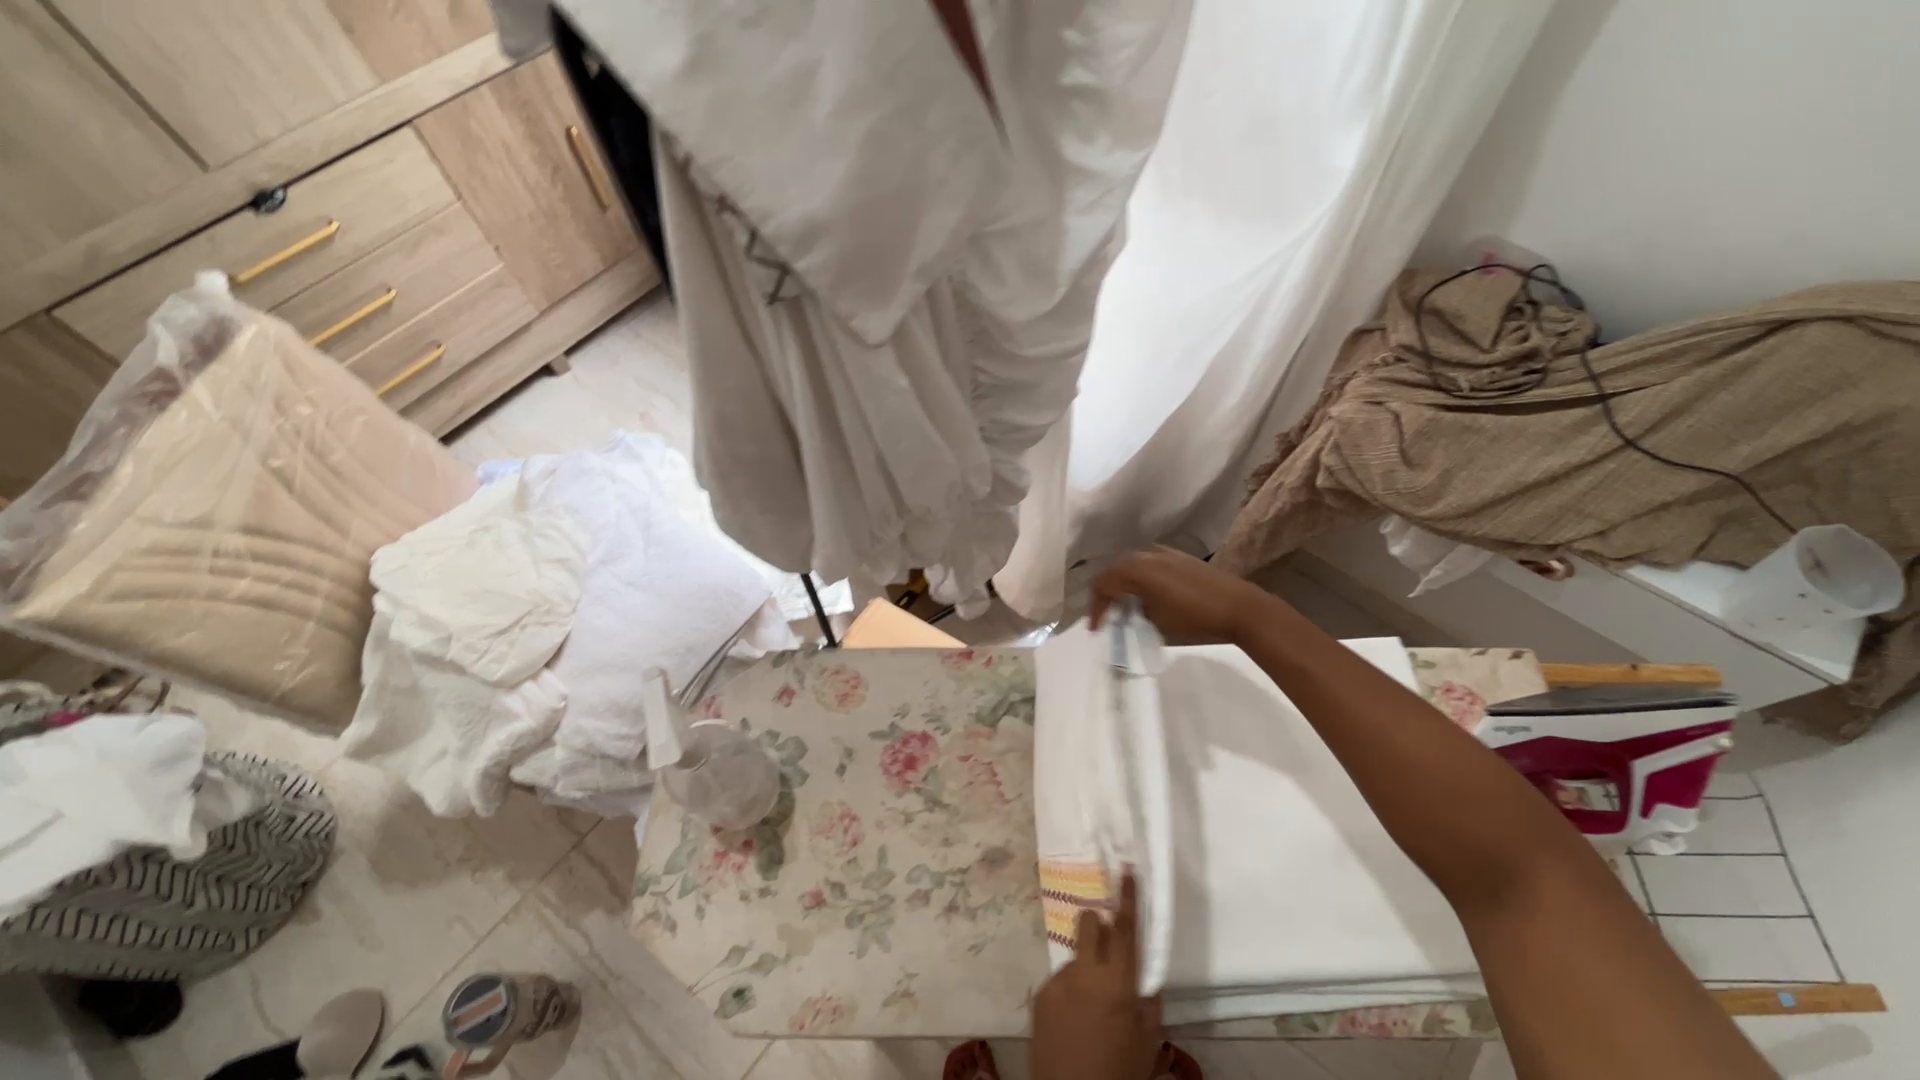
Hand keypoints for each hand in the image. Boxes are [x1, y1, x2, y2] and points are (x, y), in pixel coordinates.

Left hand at [1031, 875, 1162, 1079]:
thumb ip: (1149, 999)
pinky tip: (1077, 1018)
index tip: (1127, 871)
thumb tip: (1146, 970)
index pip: (1125, 930)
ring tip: (1094, 1005)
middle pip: (1088, 924)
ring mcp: (1057, 982)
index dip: (1128, 899)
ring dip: (1087, 968)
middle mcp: (1083, 973)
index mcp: (1116, 983)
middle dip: (1098, 923)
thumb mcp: (1148, 1039)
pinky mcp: (1040, 996)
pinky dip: (1072, 990)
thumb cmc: (1119, 1070)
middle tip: (1108, 942)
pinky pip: (1061, 980)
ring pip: (1075, 956)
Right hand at [1090, 546, 1289, 643]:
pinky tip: (1147, 596)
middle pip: (1115, 571)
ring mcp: (1165, 553)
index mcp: (1136, 569)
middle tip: (1106, 615)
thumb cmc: (1194, 617)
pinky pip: (1150, 565)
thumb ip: (1135, 610)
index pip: (1103, 584)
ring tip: (1125, 607)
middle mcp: (1147, 554)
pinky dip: (1142, 580)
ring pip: (1133, 567)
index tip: (1096, 629)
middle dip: (1107, 594)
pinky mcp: (1180, 557)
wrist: (1239, 607)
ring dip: (1125, 585)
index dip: (1096, 607)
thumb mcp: (1156, 620)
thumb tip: (1131, 609)